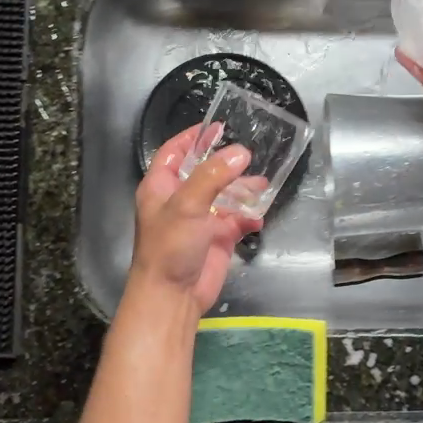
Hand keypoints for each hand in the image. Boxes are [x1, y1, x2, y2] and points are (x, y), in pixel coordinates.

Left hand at [127, 126, 263, 317]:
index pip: (173, 152)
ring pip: (225, 195)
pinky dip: (249, 216)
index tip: (217, 126)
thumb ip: (214, 176)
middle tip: (249, 152)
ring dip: (243, 189)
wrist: (173, 296)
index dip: (192, 138)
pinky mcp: (217, 238)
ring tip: (262, 184)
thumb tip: (241, 153)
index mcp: (161, 187)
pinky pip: (237, 220)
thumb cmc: (169, 246)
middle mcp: (180, 200)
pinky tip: (259, 216)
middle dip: (226, 163)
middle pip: (204, 171)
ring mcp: (200, 220)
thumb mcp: (188, 204)